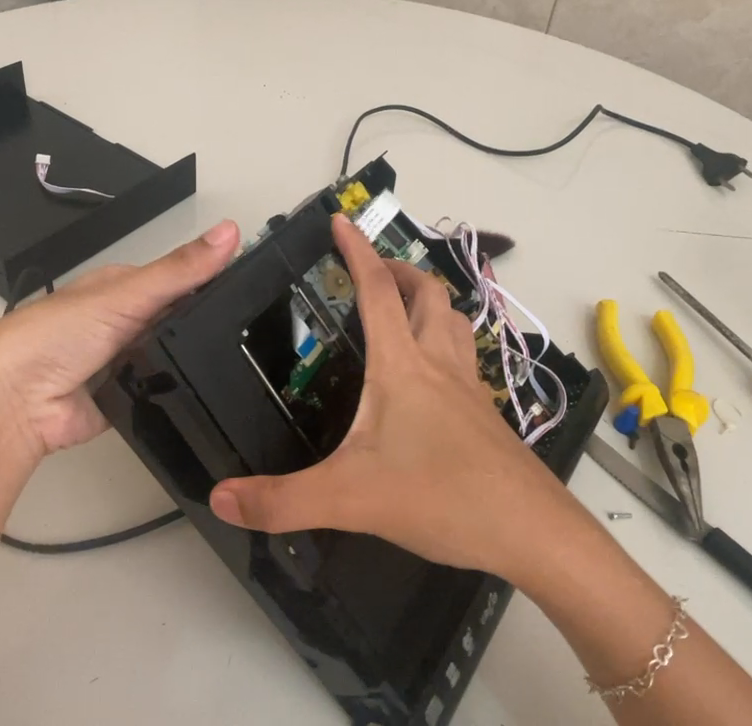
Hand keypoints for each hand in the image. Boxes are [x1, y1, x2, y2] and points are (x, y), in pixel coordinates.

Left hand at [0, 220, 239, 455]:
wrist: (17, 402)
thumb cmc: (57, 333)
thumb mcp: (126, 294)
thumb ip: (179, 270)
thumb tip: (230, 231)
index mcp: (122, 288)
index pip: (178, 277)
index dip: (214, 278)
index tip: (257, 283)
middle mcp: (124, 322)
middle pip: (179, 319)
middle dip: (205, 324)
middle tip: (253, 328)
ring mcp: (124, 361)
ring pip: (174, 356)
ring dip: (190, 359)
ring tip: (235, 360)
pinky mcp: (127, 398)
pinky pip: (162, 392)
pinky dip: (176, 391)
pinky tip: (202, 390)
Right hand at [207, 214, 574, 576]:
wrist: (531, 531)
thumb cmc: (441, 497)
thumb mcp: (348, 499)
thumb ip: (281, 500)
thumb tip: (220, 497)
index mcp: (403, 365)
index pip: (376, 291)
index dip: (356, 251)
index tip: (340, 221)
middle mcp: (439, 364)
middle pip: (427, 294)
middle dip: (398, 271)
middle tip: (370, 274)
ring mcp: (470, 388)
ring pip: (455, 322)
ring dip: (429, 303)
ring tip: (403, 312)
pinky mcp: (486, 416)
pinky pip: (466, 360)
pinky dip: (446, 345)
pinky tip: (431, 380)